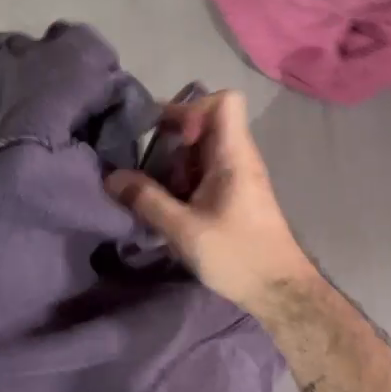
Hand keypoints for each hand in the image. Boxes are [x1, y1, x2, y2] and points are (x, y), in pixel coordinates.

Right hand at [105, 89, 317, 311]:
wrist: (279, 290)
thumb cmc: (237, 255)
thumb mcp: (184, 230)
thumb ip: (147, 201)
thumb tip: (111, 178)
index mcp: (234, 155)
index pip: (225, 101)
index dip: (193, 109)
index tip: (172, 139)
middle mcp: (239, 158)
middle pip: (207, 124)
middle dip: (173, 141)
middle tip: (147, 167)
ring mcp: (239, 178)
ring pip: (202, 151)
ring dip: (175, 166)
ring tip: (154, 194)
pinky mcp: (235, 197)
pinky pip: (205, 174)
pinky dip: (184, 184)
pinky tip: (169, 210)